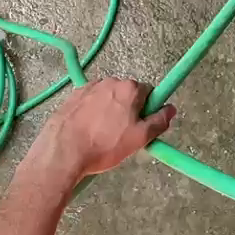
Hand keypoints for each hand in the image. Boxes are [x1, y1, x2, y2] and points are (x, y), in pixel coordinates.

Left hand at [24, 79, 174, 183]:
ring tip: (102, 135)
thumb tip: (170, 109)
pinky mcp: (72, 96)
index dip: (148, 110)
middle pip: (127, 93)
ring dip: (109, 110)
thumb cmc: (103, 146)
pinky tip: (88, 131)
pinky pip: (90, 101)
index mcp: (130, 89)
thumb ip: (159, 121)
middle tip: (122, 134)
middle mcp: (110, 82)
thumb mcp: (140, 138)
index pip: (149, 92)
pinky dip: (92, 112)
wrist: (63, 152)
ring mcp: (89, 88)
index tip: (141, 125)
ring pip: (107, 97)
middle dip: (128, 109)